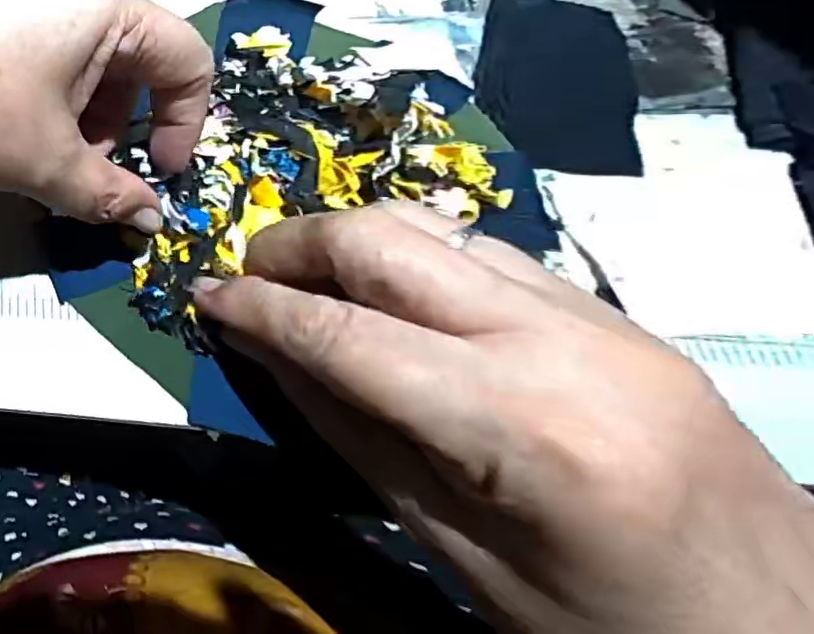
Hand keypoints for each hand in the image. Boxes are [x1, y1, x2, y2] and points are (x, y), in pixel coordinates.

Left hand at [0, 0, 212, 229]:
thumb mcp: (50, 161)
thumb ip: (112, 195)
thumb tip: (153, 222)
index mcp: (112, 4)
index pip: (189, 61)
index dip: (186, 124)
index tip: (158, 172)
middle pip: (142, 57)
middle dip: (128, 122)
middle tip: (92, 167)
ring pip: (98, 54)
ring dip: (92, 111)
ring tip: (50, 151)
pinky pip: (57, 43)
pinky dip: (58, 89)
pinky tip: (19, 122)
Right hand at [195, 202, 813, 633]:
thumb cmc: (611, 626)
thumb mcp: (455, 549)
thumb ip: (348, 429)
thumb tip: (262, 347)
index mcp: (522, 429)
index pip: (346, 334)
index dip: (260, 308)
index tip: (203, 293)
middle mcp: (557, 341)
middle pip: (384, 242)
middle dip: (293, 245)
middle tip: (247, 273)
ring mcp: (592, 308)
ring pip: (425, 221)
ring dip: (342, 235)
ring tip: (301, 270)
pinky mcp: (603, 300)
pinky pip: (472, 243)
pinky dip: (402, 250)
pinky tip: (379, 284)